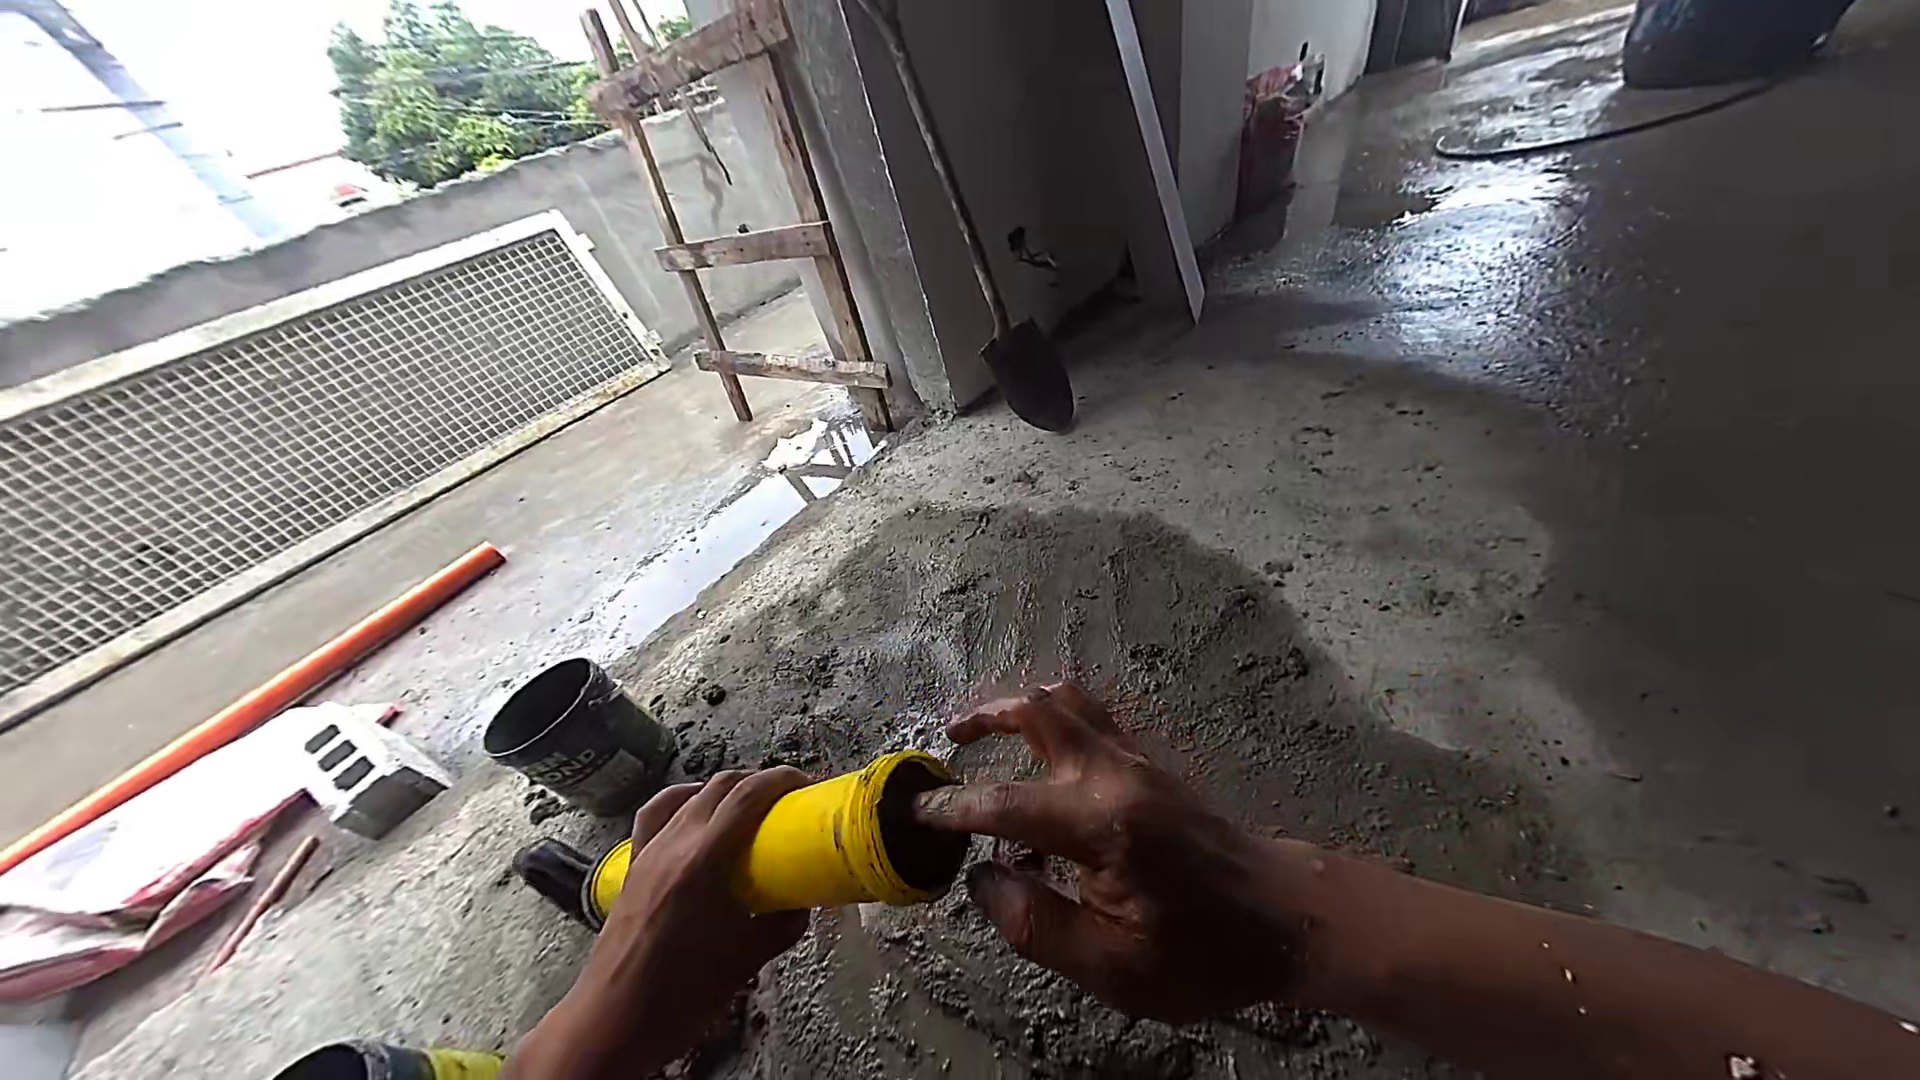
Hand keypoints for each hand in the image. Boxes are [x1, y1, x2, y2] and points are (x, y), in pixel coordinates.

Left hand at [506, 769, 810, 1079]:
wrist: (609, 1027)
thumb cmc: (677, 999)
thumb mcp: (745, 962)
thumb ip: (783, 925)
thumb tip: (803, 902)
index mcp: (703, 862)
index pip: (748, 795)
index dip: (781, 779)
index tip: (804, 785)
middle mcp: (674, 844)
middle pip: (723, 784)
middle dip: (760, 781)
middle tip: (785, 799)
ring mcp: (650, 850)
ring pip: (693, 792)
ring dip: (728, 788)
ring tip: (750, 804)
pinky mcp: (635, 863)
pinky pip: (658, 812)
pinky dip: (684, 798)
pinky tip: (698, 807)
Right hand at [914, 684, 1304, 1021]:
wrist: (1281, 914)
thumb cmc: (1200, 950)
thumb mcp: (1114, 967)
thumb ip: (1036, 923)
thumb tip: (983, 877)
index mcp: (1101, 824)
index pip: (1005, 804)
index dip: (953, 807)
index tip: (917, 809)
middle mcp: (1113, 773)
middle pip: (1039, 712)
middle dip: (986, 716)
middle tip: (953, 736)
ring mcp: (1133, 758)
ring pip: (1068, 700)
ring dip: (1021, 705)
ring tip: (989, 726)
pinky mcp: (1146, 760)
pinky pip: (1091, 715)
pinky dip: (1053, 716)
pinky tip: (1042, 749)